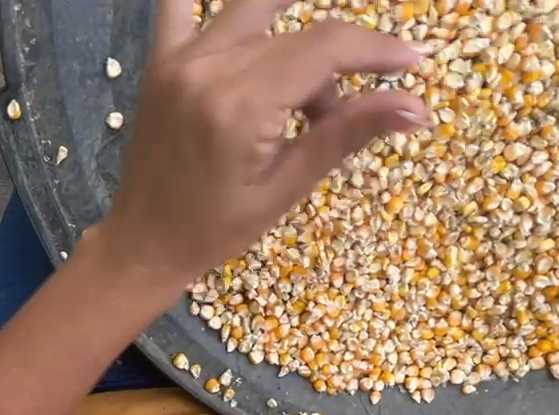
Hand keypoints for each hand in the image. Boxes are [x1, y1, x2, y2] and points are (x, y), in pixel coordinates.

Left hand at [97, 0, 430, 291]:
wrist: (142, 246)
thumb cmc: (211, 232)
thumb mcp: (282, 191)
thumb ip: (343, 136)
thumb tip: (415, 105)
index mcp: (239, 107)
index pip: (325, 48)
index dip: (376, 49)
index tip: (411, 62)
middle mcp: (207, 70)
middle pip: (294, 35)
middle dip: (329, 69)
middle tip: (328, 116)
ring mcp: (178, 62)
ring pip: (254, 12)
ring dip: (290, 35)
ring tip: (296, 87)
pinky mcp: (159, 65)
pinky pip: (178, 5)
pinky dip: (208, 0)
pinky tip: (249, 23)